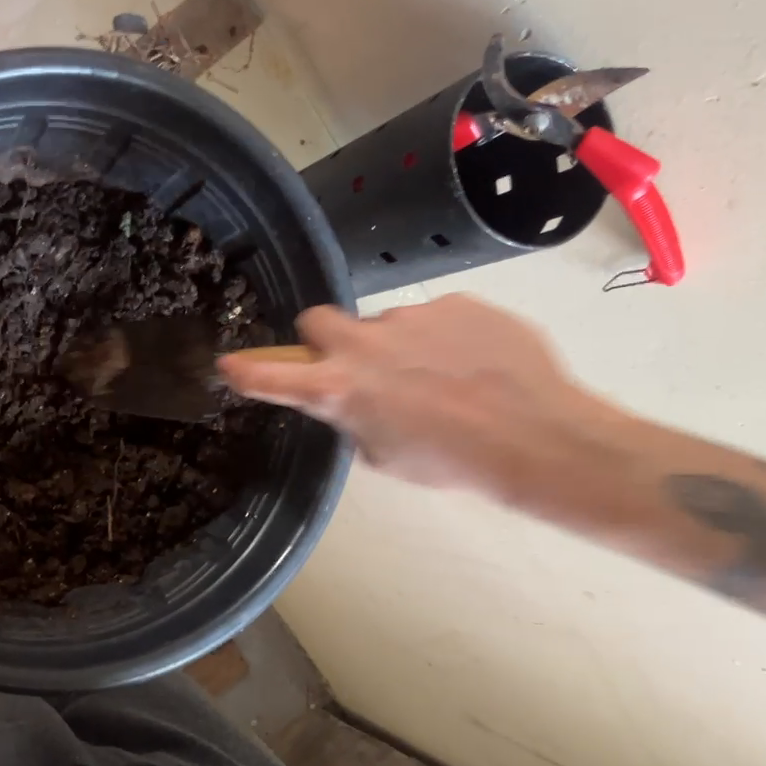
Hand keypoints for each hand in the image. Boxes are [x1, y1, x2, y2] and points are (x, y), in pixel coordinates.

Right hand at [215, 295, 618, 496]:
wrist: (537, 439)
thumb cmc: (450, 463)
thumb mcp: (381, 454)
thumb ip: (353, 417)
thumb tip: (355, 401)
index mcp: (337, 388)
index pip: (270, 375)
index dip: (246, 370)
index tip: (227, 364)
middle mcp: (363, 344)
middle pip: (318, 321)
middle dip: (326, 340)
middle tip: (357, 367)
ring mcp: (411, 317)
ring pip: (386, 325)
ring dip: (397, 346)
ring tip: (442, 378)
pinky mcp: (458, 303)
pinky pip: (435, 318)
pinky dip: (444, 339)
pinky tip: (474, 366)